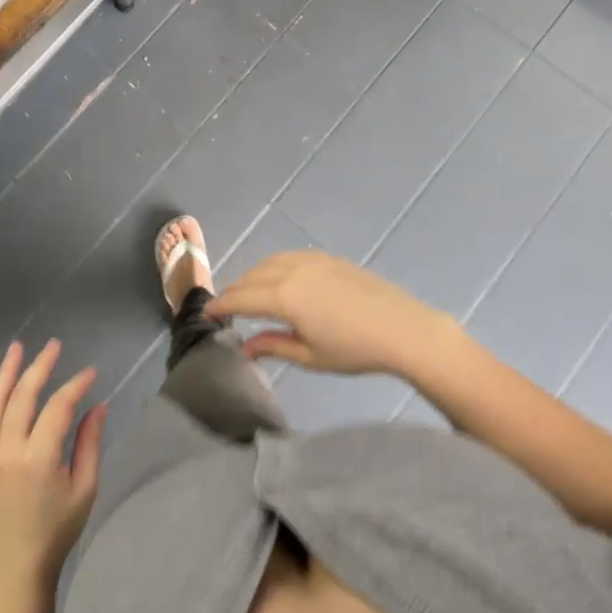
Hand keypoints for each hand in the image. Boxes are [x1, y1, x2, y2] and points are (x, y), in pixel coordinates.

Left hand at [0, 339, 106, 586]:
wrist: (15, 567)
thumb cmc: (56, 531)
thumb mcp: (84, 490)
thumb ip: (89, 445)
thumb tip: (98, 406)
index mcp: (39, 459)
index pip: (57, 407)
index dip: (75, 385)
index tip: (91, 372)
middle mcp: (8, 451)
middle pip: (22, 396)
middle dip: (39, 367)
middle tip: (54, 345)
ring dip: (6, 372)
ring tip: (17, 347)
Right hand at [209, 251, 456, 375]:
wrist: (403, 329)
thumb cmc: (355, 350)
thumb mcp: (310, 356)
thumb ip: (273, 346)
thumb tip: (244, 347)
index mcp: (283, 297)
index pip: (240, 298)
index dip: (221, 306)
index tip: (208, 315)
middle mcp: (292, 271)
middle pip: (252, 277)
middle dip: (234, 291)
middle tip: (226, 307)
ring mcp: (312, 260)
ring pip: (270, 262)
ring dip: (253, 276)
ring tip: (248, 293)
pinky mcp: (329, 258)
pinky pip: (290, 257)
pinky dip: (274, 266)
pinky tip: (278, 280)